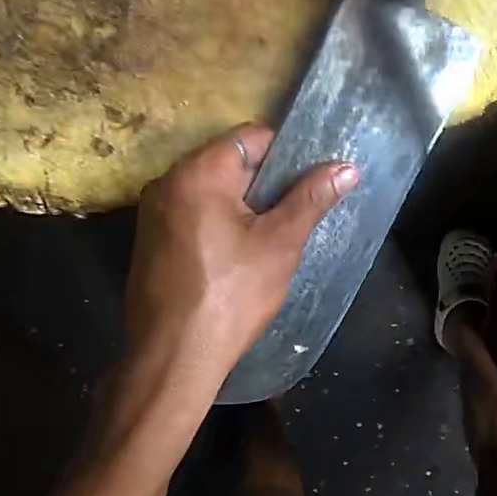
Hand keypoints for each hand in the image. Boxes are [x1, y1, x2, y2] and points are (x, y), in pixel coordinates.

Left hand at [124, 123, 357, 408]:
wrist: (173, 359)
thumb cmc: (232, 295)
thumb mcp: (280, 244)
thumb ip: (311, 198)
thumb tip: (346, 168)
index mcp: (197, 172)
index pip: (250, 137)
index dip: (286, 152)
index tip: (308, 180)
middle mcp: (167, 182)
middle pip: (228, 162)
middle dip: (265, 182)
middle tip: (294, 211)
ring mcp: (152, 212)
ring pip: (210, 190)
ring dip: (242, 204)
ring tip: (271, 233)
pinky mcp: (149, 240)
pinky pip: (192, 213)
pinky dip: (217, 221)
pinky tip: (236, 253)